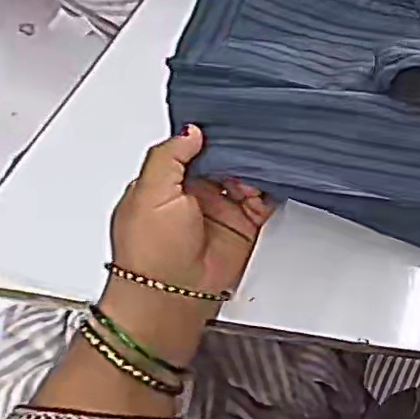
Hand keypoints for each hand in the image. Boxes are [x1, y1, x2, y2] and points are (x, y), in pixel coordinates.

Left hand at [111, 125, 274, 301]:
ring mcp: (222, 209)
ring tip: (253, 173)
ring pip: (247, 178)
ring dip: (254, 172)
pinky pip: (264, 200)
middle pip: (224, 162)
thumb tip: (191, 132)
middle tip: (246, 149)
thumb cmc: (150, 250)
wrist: (173, 290)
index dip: (208, 139)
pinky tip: (266, 186)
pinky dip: (269, 191)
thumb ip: (169, 157)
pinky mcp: (245, 224)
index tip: (223, 128)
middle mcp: (196, 194)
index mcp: (167, 182)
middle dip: (237, 154)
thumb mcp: (149, 192)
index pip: (192, 150)